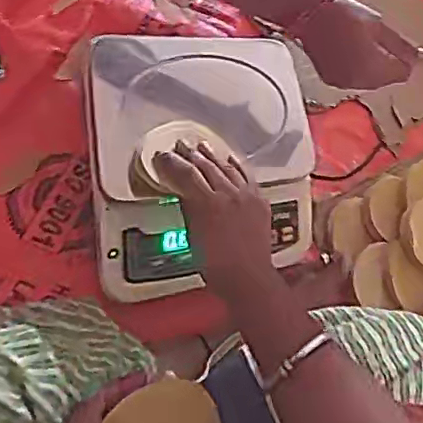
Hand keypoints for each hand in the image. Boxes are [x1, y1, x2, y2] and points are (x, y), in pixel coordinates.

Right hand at [155, 140, 275, 288]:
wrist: (248, 276)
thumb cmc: (216, 266)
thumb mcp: (192, 237)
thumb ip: (189, 210)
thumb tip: (184, 194)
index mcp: (207, 204)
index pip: (186, 174)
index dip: (172, 163)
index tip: (162, 157)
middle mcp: (228, 194)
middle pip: (207, 166)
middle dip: (191, 155)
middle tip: (180, 146)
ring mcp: (246, 195)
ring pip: (226, 167)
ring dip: (212, 156)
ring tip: (202, 147)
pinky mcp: (259, 200)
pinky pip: (247, 175)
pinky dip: (236, 165)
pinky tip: (230, 158)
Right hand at [294, 0, 422, 89]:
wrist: (307, 14)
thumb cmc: (344, 14)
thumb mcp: (378, 26)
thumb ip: (403, 47)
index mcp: (375, 69)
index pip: (403, 74)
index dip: (407, 60)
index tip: (403, 45)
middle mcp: (360, 82)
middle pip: (388, 80)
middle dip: (391, 64)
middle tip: (384, 41)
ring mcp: (344, 83)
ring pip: (371, 82)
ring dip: (375, 68)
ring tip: (366, 43)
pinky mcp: (332, 81)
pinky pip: (354, 80)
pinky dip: (358, 70)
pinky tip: (352, 51)